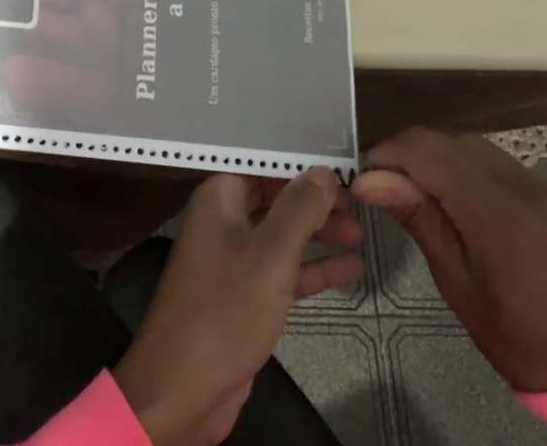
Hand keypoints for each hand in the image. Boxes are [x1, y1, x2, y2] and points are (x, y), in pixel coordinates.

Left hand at [115, 169, 361, 445]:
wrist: (184, 384)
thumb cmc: (225, 308)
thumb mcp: (270, 255)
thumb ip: (298, 210)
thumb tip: (322, 170)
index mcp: (217, 199)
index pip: (260, 163)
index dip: (298, 162)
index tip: (341, 162)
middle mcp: (221, 221)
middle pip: (272, 196)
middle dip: (313, 197)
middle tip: (359, 199)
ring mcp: (231, 259)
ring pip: (280, 234)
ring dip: (318, 232)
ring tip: (362, 231)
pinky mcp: (244, 295)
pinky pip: (283, 271)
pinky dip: (313, 268)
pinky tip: (352, 268)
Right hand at [353, 129, 546, 393]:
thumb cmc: (528, 345)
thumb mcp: (460, 288)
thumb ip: (421, 221)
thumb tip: (369, 179)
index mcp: (500, 215)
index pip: (428, 149)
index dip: (388, 153)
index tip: (366, 180)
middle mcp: (532, 190)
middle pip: (455, 141)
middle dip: (414, 154)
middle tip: (390, 189)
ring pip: (485, 152)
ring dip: (447, 162)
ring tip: (428, 199)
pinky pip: (515, 173)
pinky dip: (481, 178)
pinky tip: (475, 215)